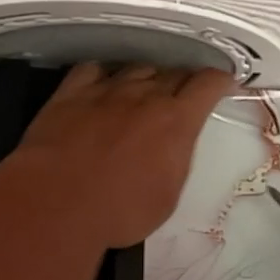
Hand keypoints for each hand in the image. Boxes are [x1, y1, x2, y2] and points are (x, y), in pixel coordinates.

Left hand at [14, 63, 233, 249]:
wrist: (56, 203)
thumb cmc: (119, 211)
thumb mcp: (168, 195)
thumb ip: (176, 158)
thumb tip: (173, 145)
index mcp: (176, 120)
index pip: (207, 84)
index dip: (219, 80)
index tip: (223, 83)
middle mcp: (145, 95)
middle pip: (173, 72)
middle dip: (184, 80)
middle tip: (184, 93)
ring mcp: (106, 90)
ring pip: (136, 68)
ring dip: (146, 77)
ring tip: (145, 90)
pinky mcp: (71, 92)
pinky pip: (93, 70)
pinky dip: (104, 74)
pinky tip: (103, 83)